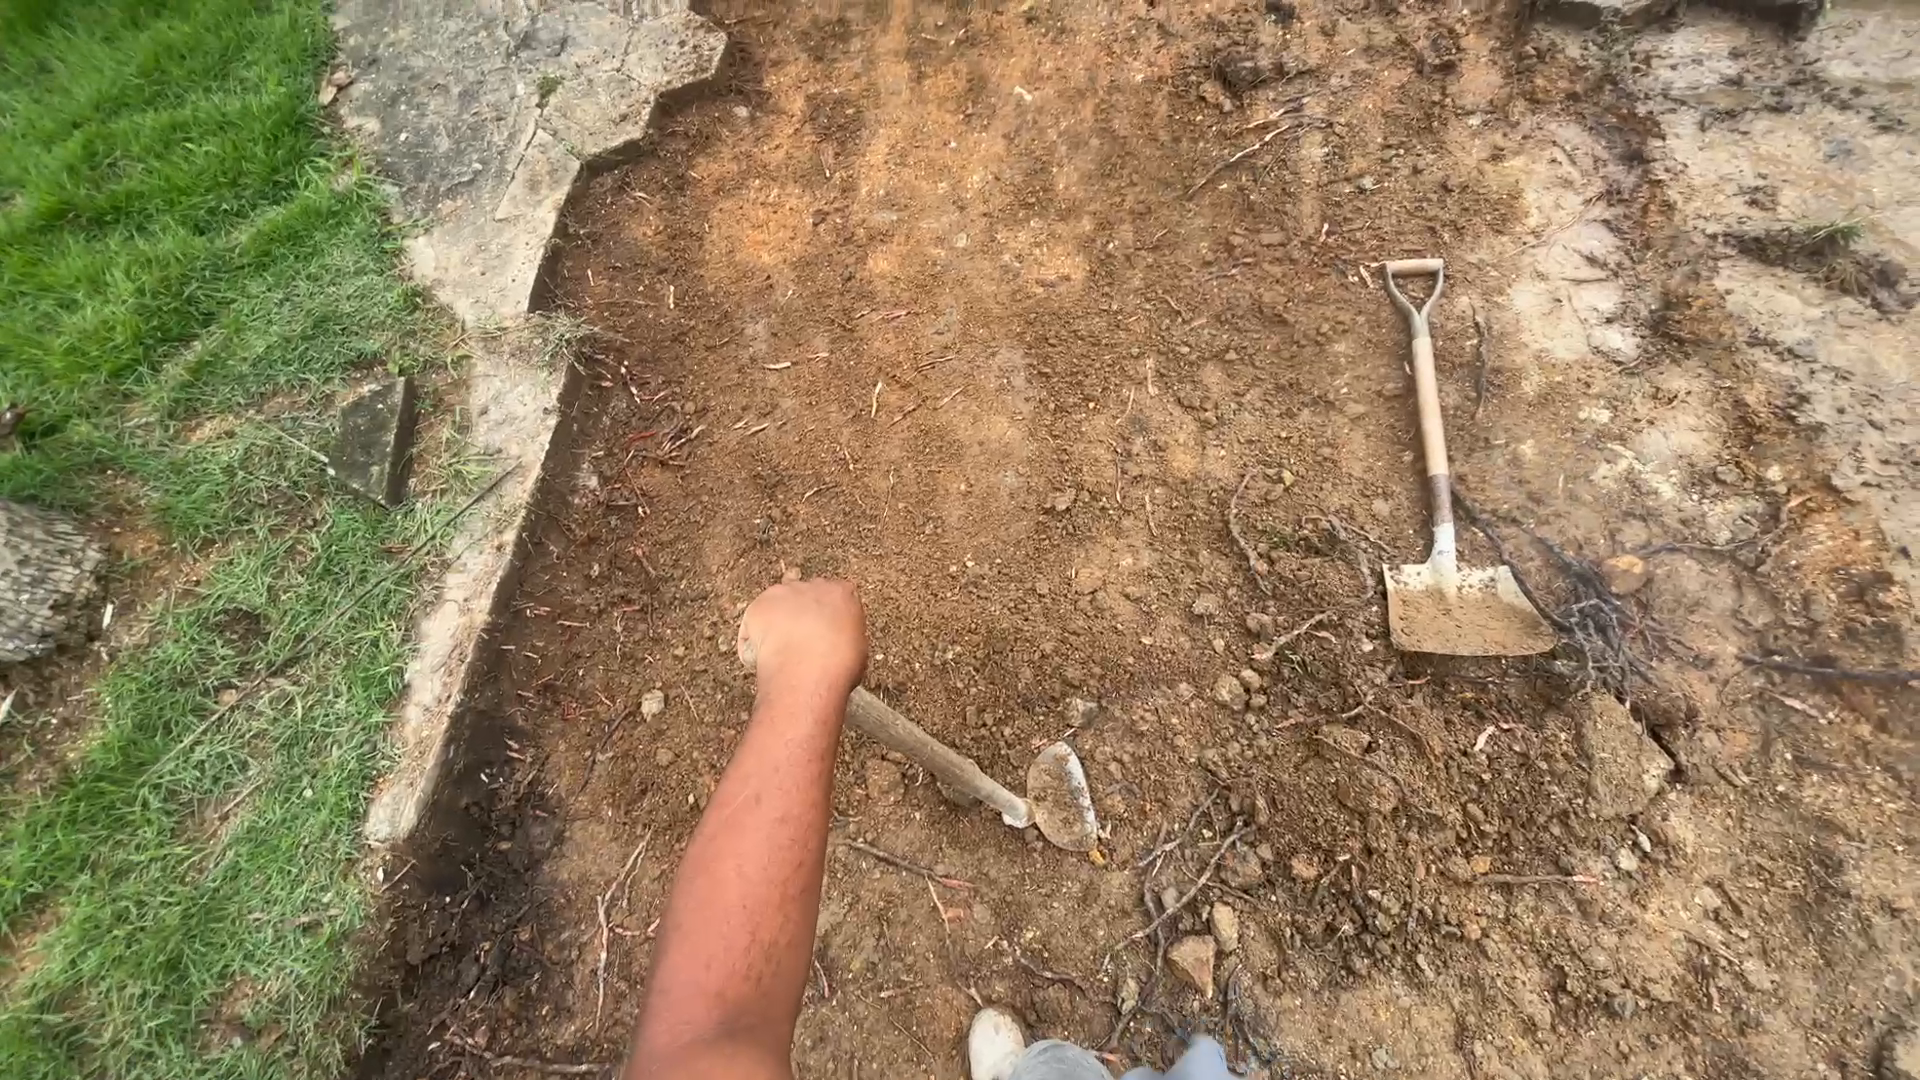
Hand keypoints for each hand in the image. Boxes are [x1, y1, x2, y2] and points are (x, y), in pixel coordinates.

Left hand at [735, 579, 867, 699]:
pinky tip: (762, 657)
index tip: (824, 628)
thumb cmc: (838, 666)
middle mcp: (813, 585)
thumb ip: (845, 633)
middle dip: (801, 613)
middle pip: (804, 594)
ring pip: (777, 605)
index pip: (835, 594)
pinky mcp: (758, 606)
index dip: (827, 613)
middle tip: (801, 640)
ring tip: (779, 651)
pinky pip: (752, 621)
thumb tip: (836, 640)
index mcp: (843, 593)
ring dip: (777, 622)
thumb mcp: (857, 648)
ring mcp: (784, 593)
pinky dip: (753, 637)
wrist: (809, 673)